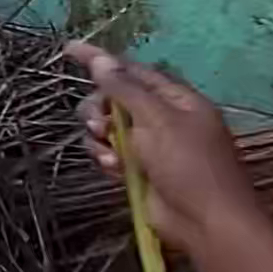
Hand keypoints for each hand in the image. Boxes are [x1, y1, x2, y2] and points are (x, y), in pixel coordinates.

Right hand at [63, 41, 272, 258]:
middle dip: (98, 110)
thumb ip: (124, 90)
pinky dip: (105, 157)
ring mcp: (148, 143)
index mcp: (177, 101)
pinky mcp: (135, 166)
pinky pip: (105, 150)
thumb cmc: (189, 166)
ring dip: (100, 139)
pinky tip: (115, 169)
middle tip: (98, 125)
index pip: (132, 71)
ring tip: (112, 155)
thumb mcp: (156, 121)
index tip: (68, 49)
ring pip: (104, 127)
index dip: (100, 59)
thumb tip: (100, 60)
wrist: (204, 222)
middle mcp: (162, 118)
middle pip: (112, 99)